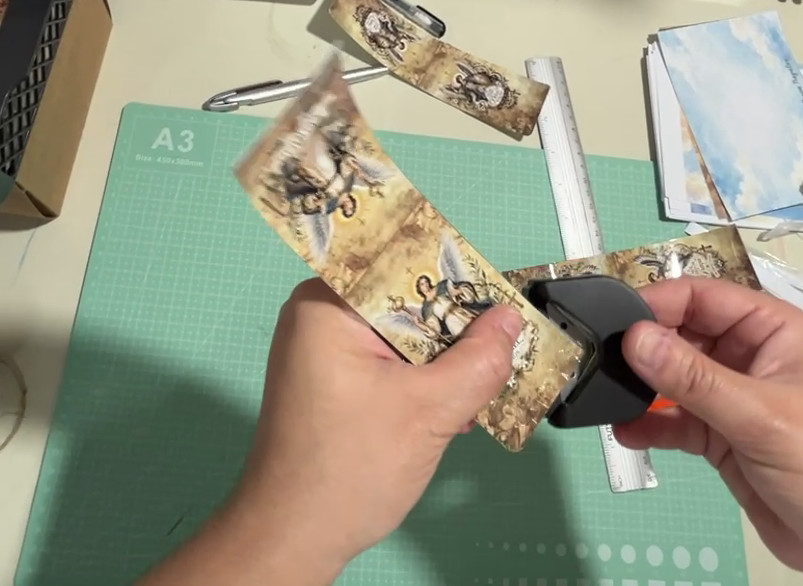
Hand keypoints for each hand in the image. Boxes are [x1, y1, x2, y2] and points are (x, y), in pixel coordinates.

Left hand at [139, 279, 521, 585]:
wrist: (293, 539)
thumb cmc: (345, 473)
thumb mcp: (428, 410)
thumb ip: (477, 361)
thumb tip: (509, 319)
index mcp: (328, 302)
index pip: (402, 264)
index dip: (454, 279)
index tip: (496, 299)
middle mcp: (320, 311)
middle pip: (404, 297)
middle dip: (451, 328)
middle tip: (492, 351)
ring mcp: (323, 343)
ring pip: (401, 330)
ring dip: (440, 358)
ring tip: (472, 390)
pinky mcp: (332, 373)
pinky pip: (388, 354)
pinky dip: (419, 375)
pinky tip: (445, 406)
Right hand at [614, 277, 802, 585]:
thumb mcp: (763, 418)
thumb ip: (694, 378)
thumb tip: (634, 338)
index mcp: (771, 330)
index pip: (702, 296)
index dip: (658, 302)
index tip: (615, 320)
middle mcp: (747, 354)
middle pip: (681, 333)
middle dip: (642, 346)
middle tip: (598, 358)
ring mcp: (733, 397)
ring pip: (672, 376)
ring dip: (641, 386)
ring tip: (604, 393)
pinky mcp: (721, 437)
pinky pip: (675, 419)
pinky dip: (650, 423)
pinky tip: (625, 430)